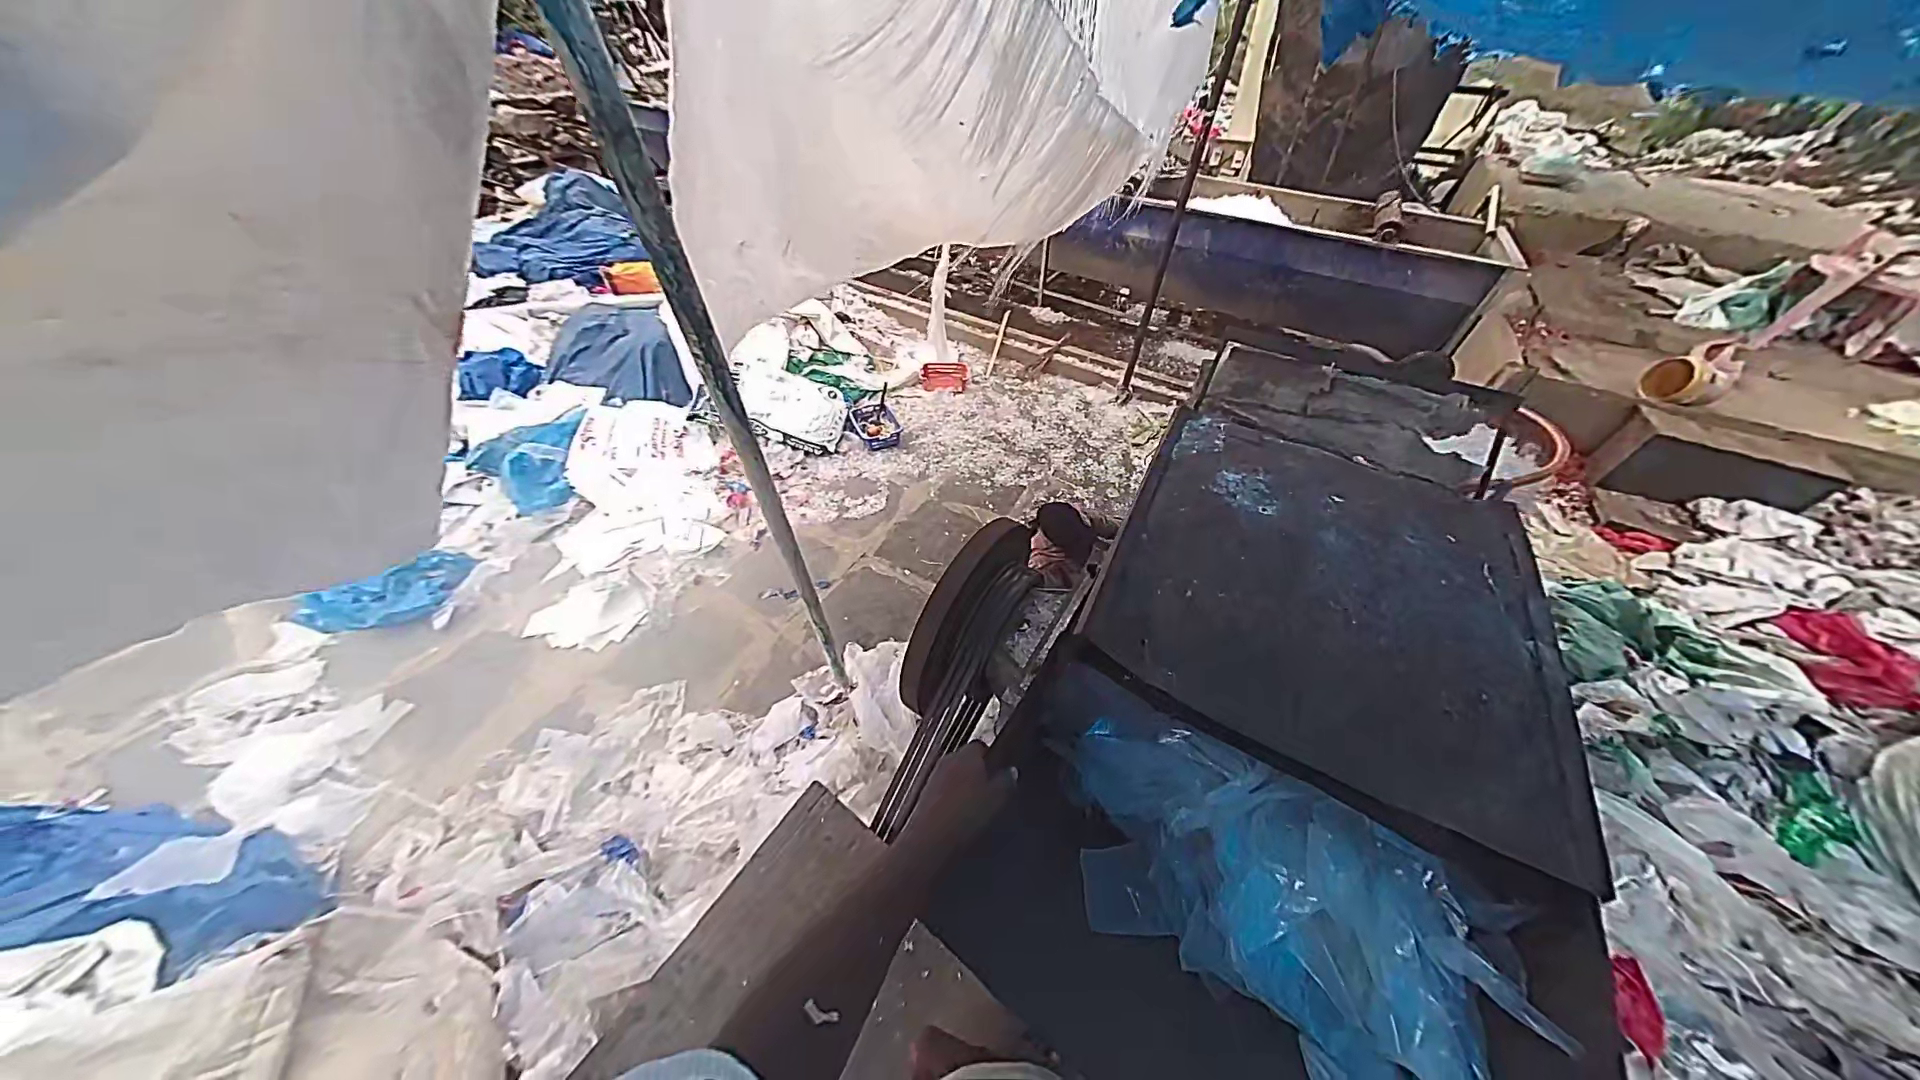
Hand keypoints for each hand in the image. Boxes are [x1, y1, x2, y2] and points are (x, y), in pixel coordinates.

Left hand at [895, 742, 1014, 859]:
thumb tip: (1011, 772)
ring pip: (953, 775)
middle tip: (989, 791)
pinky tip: (957, 817)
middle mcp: (948, 759)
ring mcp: (933, 776)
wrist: (931, 838)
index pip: (980, 746)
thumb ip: (1006, 781)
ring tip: (974, 807)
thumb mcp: (998, 798)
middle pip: (965, 760)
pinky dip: (949, 799)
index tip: (999, 772)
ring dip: (962, 786)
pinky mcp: (923, 794)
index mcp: (967, 754)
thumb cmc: (966, 813)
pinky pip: (942, 791)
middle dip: (976, 772)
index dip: (990, 758)